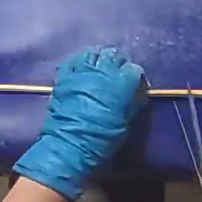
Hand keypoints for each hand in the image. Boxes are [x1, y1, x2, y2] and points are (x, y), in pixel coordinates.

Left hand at [13, 47, 146, 200]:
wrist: (68, 147)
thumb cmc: (101, 140)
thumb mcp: (125, 124)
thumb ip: (131, 104)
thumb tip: (137, 94)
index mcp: (120, 85)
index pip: (134, 70)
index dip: (136, 77)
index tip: (136, 84)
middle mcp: (102, 73)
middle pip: (114, 56)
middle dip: (119, 63)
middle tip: (119, 72)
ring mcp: (81, 73)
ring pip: (93, 53)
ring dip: (100, 58)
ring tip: (101, 66)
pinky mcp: (64, 77)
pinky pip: (73, 61)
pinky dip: (80, 62)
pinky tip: (83, 68)